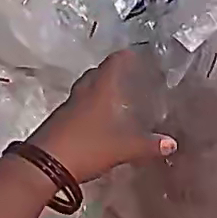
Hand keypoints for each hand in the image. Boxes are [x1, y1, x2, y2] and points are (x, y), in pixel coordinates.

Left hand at [27, 50, 176, 182]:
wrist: (44, 165)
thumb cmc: (86, 146)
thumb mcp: (122, 147)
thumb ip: (148, 145)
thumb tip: (172, 143)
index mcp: (98, 91)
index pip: (111, 65)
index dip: (122, 58)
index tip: (132, 52)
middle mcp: (82, 94)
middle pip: (94, 75)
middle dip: (107, 71)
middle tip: (122, 73)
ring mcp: (67, 108)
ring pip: (84, 91)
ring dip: (96, 89)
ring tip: (111, 95)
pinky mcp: (58, 123)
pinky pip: (77, 107)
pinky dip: (88, 107)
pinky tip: (95, 119)